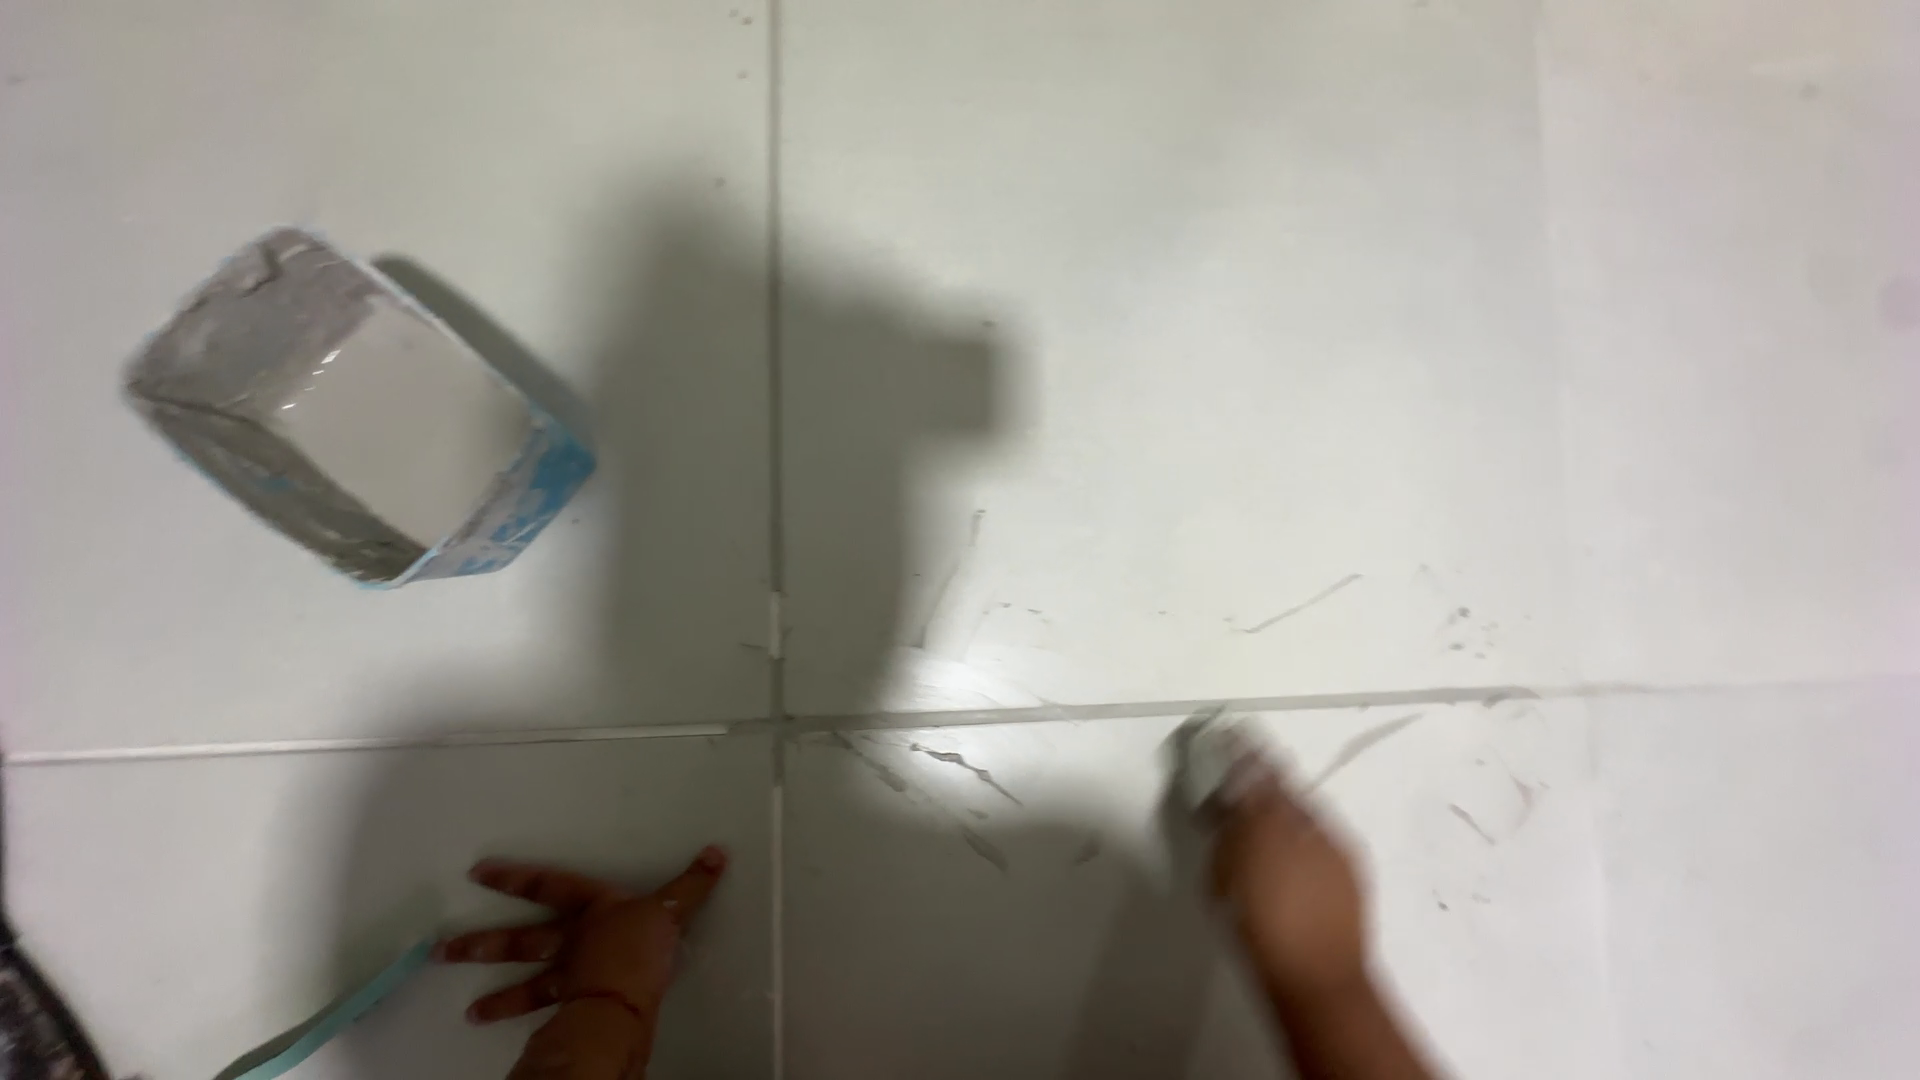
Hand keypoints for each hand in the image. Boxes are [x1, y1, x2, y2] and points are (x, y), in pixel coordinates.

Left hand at [436, 845, 728, 1024]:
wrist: (625, 1000)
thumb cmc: (642, 946)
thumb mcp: (673, 908)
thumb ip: (693, 883)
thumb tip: (718, 851)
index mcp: (591, 908)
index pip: (547, 885)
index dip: (514, 878)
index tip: (477, 873)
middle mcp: (570, 940)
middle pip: (521, 939)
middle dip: (482, 943)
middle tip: (442, 950)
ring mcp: (566, 977)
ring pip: (524, 982)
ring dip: (498, 995)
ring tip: (469, 1012)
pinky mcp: (570, 1008)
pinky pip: (545, 1014)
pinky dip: (529, 1023)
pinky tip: (513, 1033)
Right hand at [1208, 753, 1368, 1005]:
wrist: (1317, 978)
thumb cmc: (1257, 926)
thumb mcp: (1224, 873)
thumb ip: (1226, 828)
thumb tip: (1226, 795)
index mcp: (1268, 820)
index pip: (1252, 769)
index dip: (1239, 748)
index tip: (1228, 730)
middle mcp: (1305, 822)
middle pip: (1280, 782)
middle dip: (1261, 768)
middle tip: (1244, 760)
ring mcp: (1332, 842)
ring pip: (1301, 806)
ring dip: (1283, 798)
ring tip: (1266, 804)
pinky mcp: (1350, 863)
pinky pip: (1320, 830)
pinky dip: (1304, 825)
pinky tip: (1293, 841)